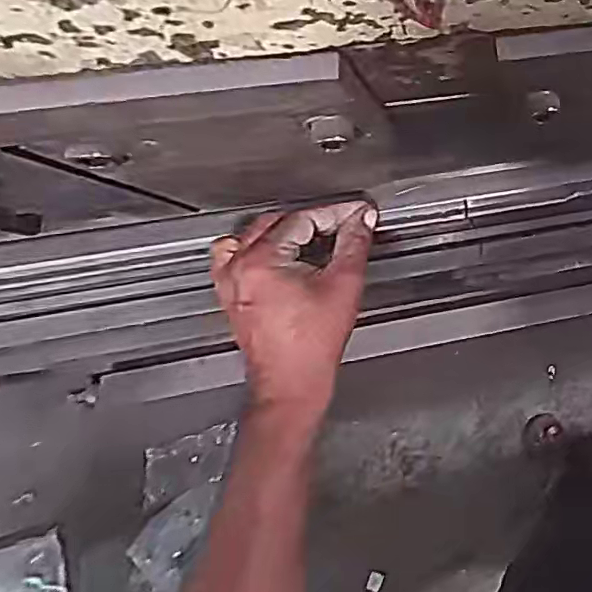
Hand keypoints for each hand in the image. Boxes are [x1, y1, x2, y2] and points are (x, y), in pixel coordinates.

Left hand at [209, 201, 375, 424]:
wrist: (291, 379)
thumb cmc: (311, 343)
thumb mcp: (344, 283)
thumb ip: (354, 243)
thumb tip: (362, 219)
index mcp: (261, 262)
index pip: (303, 219)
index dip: (336, 213)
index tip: (357, 213)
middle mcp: (238, 268)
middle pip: (278, 222)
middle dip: (315, 219)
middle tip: (345, 222)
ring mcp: (229, 281)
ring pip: (255, 234)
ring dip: (287, 229)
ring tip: (317, 234)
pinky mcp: (231, 293)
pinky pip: (238, 254)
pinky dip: (261, 246)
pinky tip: (284, 253)